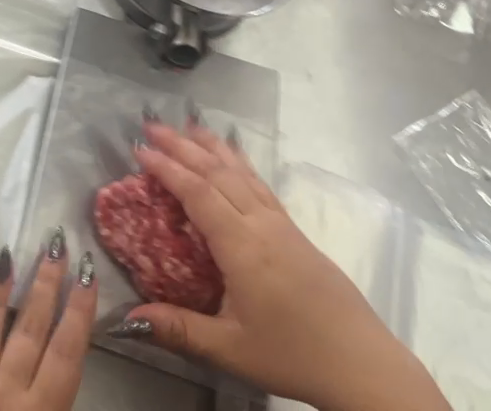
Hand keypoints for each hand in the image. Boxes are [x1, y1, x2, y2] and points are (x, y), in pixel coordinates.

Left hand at [0, 232, 99, 410]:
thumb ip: (61, 409)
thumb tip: (76, 377)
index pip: (67, 354)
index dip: (80, 312)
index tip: (89, 272)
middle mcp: (6, 396)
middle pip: (32, 332)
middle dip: (47, 286)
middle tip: (57, 243)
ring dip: (4, 289)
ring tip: (14, 251)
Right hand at [114, 123, 451, 410]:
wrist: (362, 363)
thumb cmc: (293, 354)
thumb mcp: (230, 349)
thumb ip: (179, 329)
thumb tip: (128, 318)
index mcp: (243, 247)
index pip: (199, 194)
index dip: (168, 169)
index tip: (140, 150)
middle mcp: (262, 225)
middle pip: (218, 173)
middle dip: (183, 146)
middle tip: (152, 126)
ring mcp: (282, 225)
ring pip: (242, 173)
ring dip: (212, 147)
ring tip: (188, 126)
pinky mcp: (295, 232)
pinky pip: (260, 184)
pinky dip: (239, 163)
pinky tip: (233, 159)